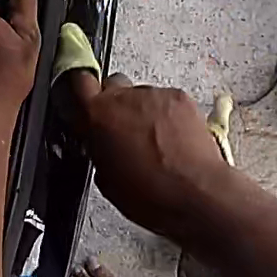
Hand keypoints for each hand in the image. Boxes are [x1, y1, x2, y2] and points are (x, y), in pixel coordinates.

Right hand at [61, 71, 234, 242]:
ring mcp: (155, 94)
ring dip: (144, 112)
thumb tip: (101, 142)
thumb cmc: (151, 194)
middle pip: (114, 86)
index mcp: (100, 116)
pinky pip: (166, 100)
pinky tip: (174, 140)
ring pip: (142, 95)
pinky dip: (168, 115)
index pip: (80, 82)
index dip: (82, 89)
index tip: (86, 98)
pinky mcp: (180, 97)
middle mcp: (126, 97)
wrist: (197, 194)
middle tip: (125, 131)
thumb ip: (98, 148)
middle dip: (116, 104)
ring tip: (157, 143)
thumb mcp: (107, 179)